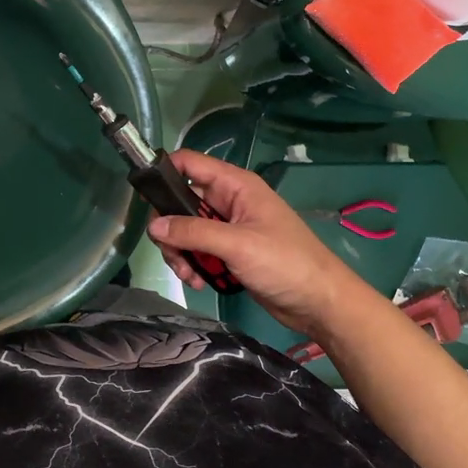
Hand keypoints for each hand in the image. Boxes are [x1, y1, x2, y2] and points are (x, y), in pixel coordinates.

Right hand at [147, 150, 364, 334]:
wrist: (321, 304)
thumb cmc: (286, 263)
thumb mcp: (237, 245)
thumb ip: (193, 232)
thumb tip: (153, 226)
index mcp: (236, 185)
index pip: (189, 163)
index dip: (164, 173)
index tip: (146, 199)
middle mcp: (229, 201)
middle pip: (180, 202)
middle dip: (170, 228)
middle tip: (172, 252)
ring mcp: (228, 228)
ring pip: (184, 229)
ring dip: (180, 252)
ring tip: (190, 274)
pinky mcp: (228, 252)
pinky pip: (197, 250)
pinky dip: (192, 264)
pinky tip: (199, 282)